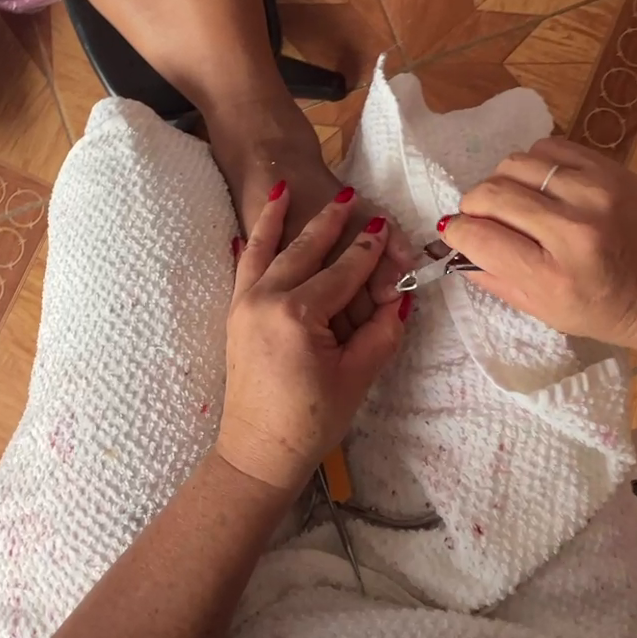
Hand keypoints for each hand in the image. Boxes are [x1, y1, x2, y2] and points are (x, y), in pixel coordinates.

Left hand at [214, 183, 408, 491]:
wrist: (258, 450)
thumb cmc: (312, 420)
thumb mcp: (357, 377)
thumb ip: (382, 332)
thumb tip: (401, 295)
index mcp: (299, 314)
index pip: (342, 271)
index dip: (367, 249)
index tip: (383, 223)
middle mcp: (266, 298)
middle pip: (304, 250)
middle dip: (330, 222)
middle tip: (349, 195)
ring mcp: (244, 302)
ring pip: (265, 249)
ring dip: (278, 217)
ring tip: (285, 187)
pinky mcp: (235, 311)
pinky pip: (242, 267)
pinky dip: (250, 243)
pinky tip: (251, 227)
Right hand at [440, 136, 636, 353]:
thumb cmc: (603, 310)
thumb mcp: (542, 310)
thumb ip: (492, 275)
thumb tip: (452, 240)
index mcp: (555, 275)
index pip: (479, 235)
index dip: (456, 231)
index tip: (455, 233)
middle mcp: (575, 229)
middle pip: (491, 192)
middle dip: (473, 205)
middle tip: (481, 218)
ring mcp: (596, 192)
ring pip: (514, 163)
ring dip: (502, 182)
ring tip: (516, 202)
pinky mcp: (609, 168)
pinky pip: (545, 147)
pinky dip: (533, 165)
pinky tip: (543, 187)